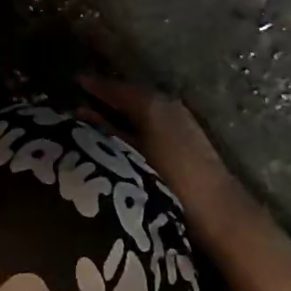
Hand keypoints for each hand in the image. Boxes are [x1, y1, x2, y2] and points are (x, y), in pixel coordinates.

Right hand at [76, 75, 230, 199]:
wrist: (216, 210)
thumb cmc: (169, 180)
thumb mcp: (131, 155)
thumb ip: (105, 130)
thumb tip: (79, 112)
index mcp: (152, 104)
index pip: (117, 89)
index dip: (95, 85)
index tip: (73, 81)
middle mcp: (166, 105)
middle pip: (129, 96)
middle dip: (105, 96)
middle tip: (78, 98)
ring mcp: (178, 120)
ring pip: (140, 109)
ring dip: (119, 111)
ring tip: (91, 117)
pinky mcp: (185, 136)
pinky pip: (151, 120)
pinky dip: (133, 122)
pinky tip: (120, 135)